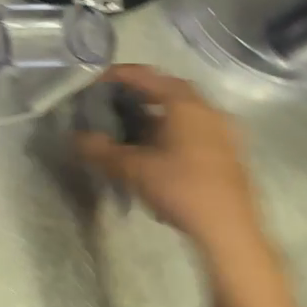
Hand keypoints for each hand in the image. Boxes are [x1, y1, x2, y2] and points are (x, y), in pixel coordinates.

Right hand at [76, 65, 261, 255]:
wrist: (230, 232)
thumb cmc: (181, 189)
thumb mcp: (132, 169)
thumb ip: (101, 150)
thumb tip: (76, 137)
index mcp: (186, 105)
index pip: (148, 76)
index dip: (119, 75)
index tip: (96, 81)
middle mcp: (208, 111)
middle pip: (171, 89)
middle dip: (142, 92)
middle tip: (116, 100)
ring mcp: (224, 132)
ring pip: (186, 110)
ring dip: (159, 112)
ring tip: (133, 126)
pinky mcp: (229, 154)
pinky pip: (196, 128)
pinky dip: (174, 129)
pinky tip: (158, 150)